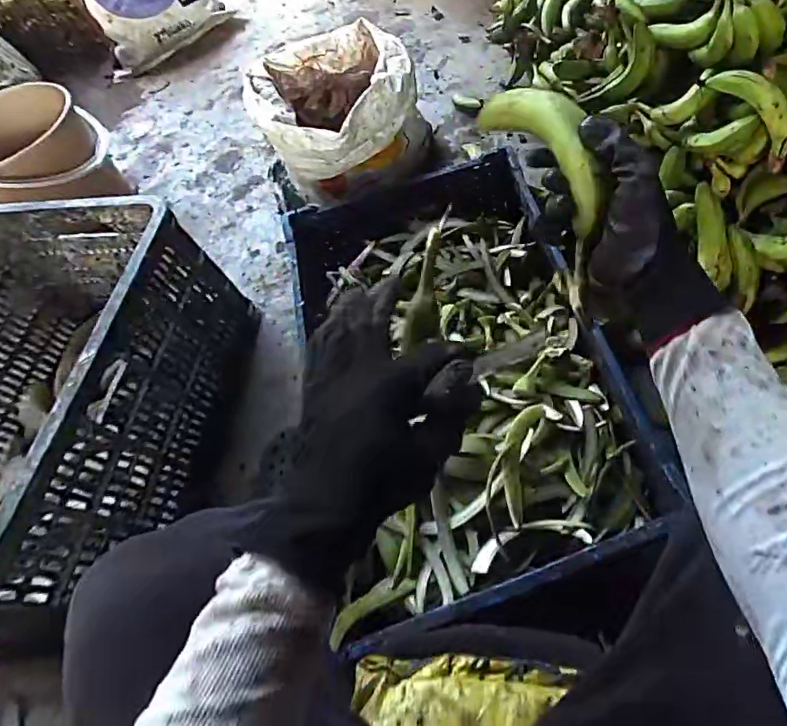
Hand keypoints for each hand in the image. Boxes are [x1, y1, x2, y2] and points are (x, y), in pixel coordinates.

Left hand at [265, 277, 477, 594]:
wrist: (321, 509)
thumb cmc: (381, 483)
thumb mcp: (429, 455)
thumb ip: (452, 417)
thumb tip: (472, 386)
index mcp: (392, 383)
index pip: (430, 355)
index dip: (454, 351)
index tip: (469, 353)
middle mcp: (360, 370)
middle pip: (372, 321)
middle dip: (386, 297)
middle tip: (396, 277)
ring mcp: (332, 377)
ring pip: (341, 328)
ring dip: (353, 306)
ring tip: (362, 289)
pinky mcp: (314, 390)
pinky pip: (319, 348)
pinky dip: (326, 328)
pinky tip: (330, 322)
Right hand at [532, 116, 725, 346]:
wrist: (641, 288)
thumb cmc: (643, 231)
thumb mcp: (639, 182)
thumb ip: (619, 150)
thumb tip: (586, 122)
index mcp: (623, 174)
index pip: (592, 147)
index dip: (570, 138)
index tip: (547, 133)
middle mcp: (605, 192)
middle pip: (569, 170)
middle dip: (552, 166)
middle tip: (536, 164)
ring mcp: (588, 217)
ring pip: (557, 197)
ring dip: (551, 198)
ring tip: (558, 207)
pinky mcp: (574, 241)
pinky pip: (550, 225)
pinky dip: (546, 225)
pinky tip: (551, 230)